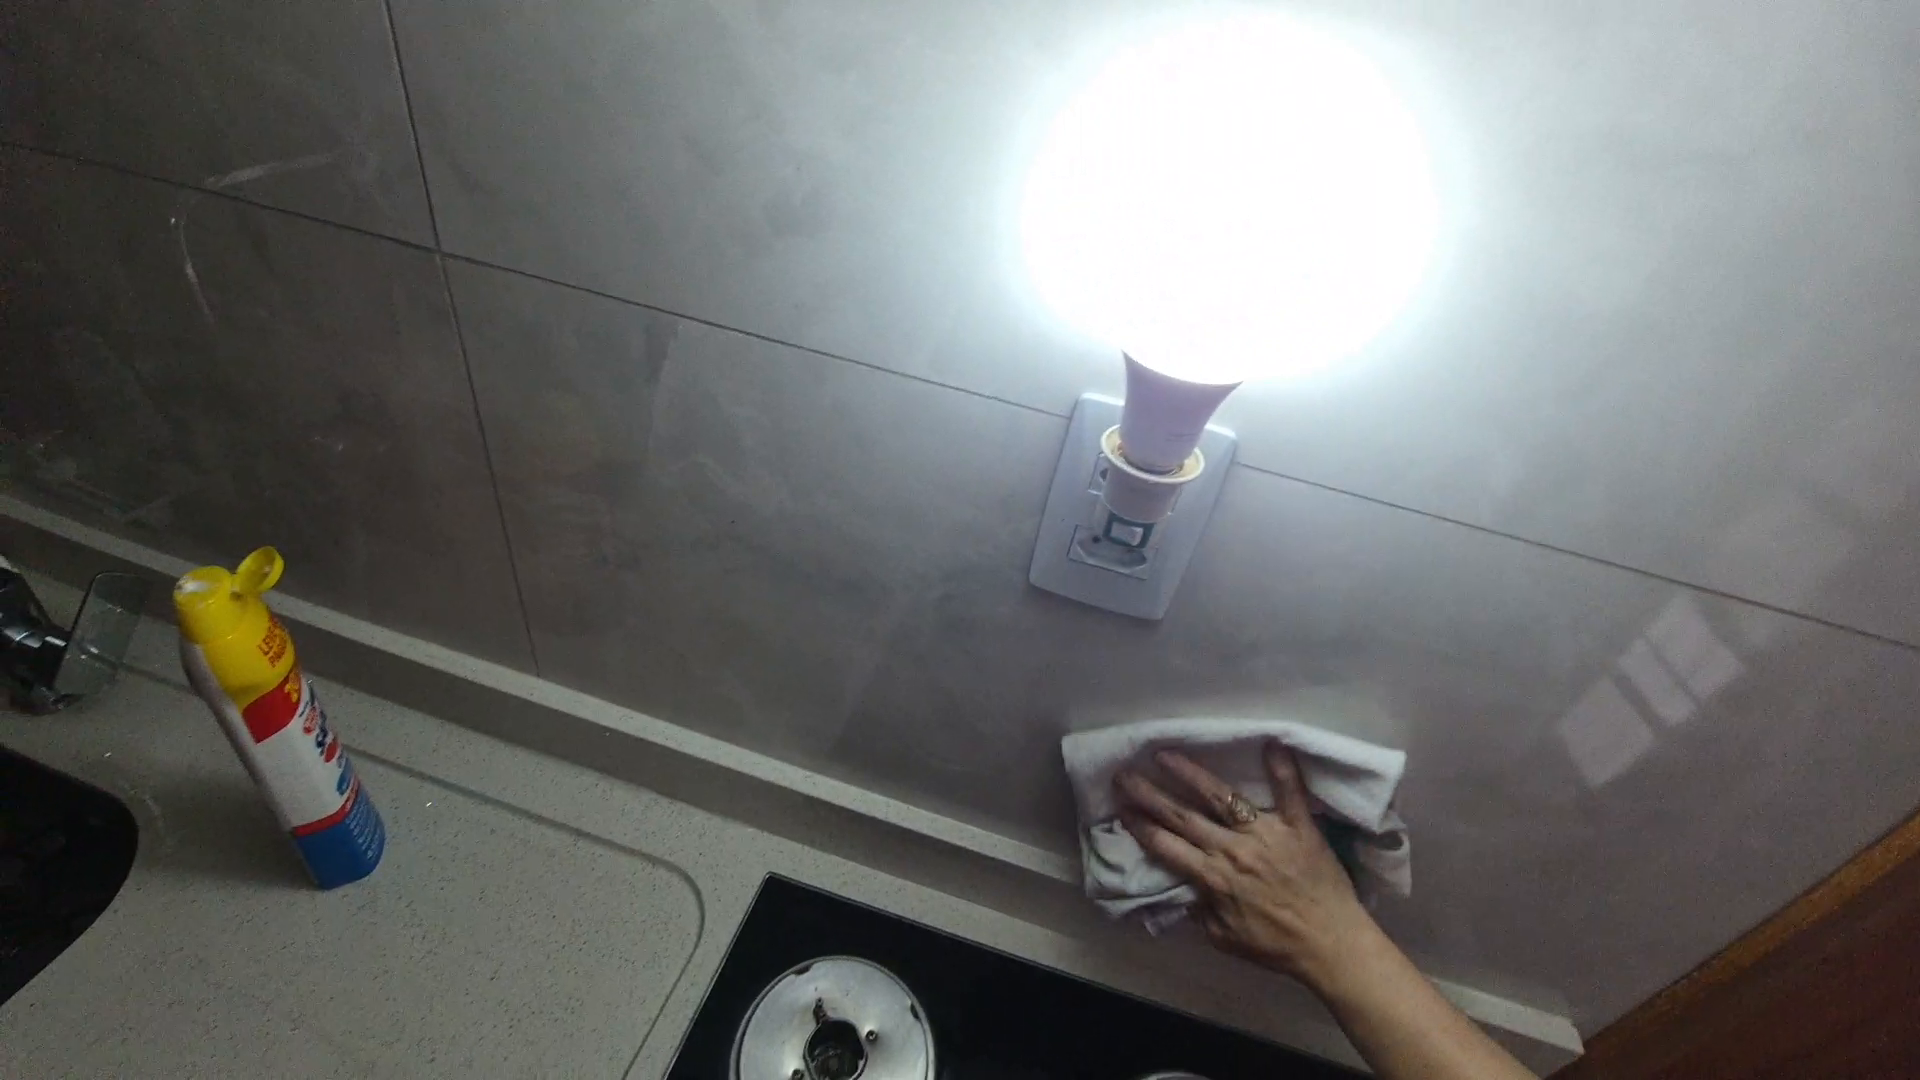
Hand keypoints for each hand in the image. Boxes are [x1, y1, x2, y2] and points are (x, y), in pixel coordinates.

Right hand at [1114, 742, 1379, 989]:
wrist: (1334, 947)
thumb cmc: (1277, 945)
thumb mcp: (1225, 939)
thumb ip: (1198, 910)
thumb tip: (1177, 887)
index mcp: (1213, 878)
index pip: (1166, 846)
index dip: (1140, 825)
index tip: (1120, 807)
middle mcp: (1233, 850)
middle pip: (1182, 816)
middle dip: (1149, 794)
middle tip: (1123, 773)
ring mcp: (1266, 834)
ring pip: (1221, 797)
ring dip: (1190, 773)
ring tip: (1165, 753)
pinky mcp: (1299, 827)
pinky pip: (1290, 793)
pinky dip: (1282, 768)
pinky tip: (1272, 741)